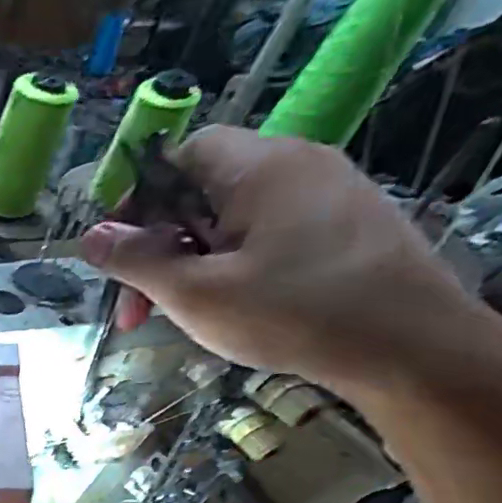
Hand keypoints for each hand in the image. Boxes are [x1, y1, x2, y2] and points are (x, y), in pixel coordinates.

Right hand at [80, 125, 501, 396]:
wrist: (411, 346)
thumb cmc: (294, 313)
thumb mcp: (198, 293)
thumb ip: (139, 261)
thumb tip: (89, 236)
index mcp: (257, 166)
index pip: (178, 157)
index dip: (138, 203)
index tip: (119, 259)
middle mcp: (296, 164)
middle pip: (203, 192)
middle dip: (162, 249)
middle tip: (140, 311)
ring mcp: (328, 195)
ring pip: (235, 221)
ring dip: (196, 265)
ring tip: (188, 317)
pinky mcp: (347, 228)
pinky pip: (271, 236)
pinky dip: (237, 268)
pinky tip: (238, 312)